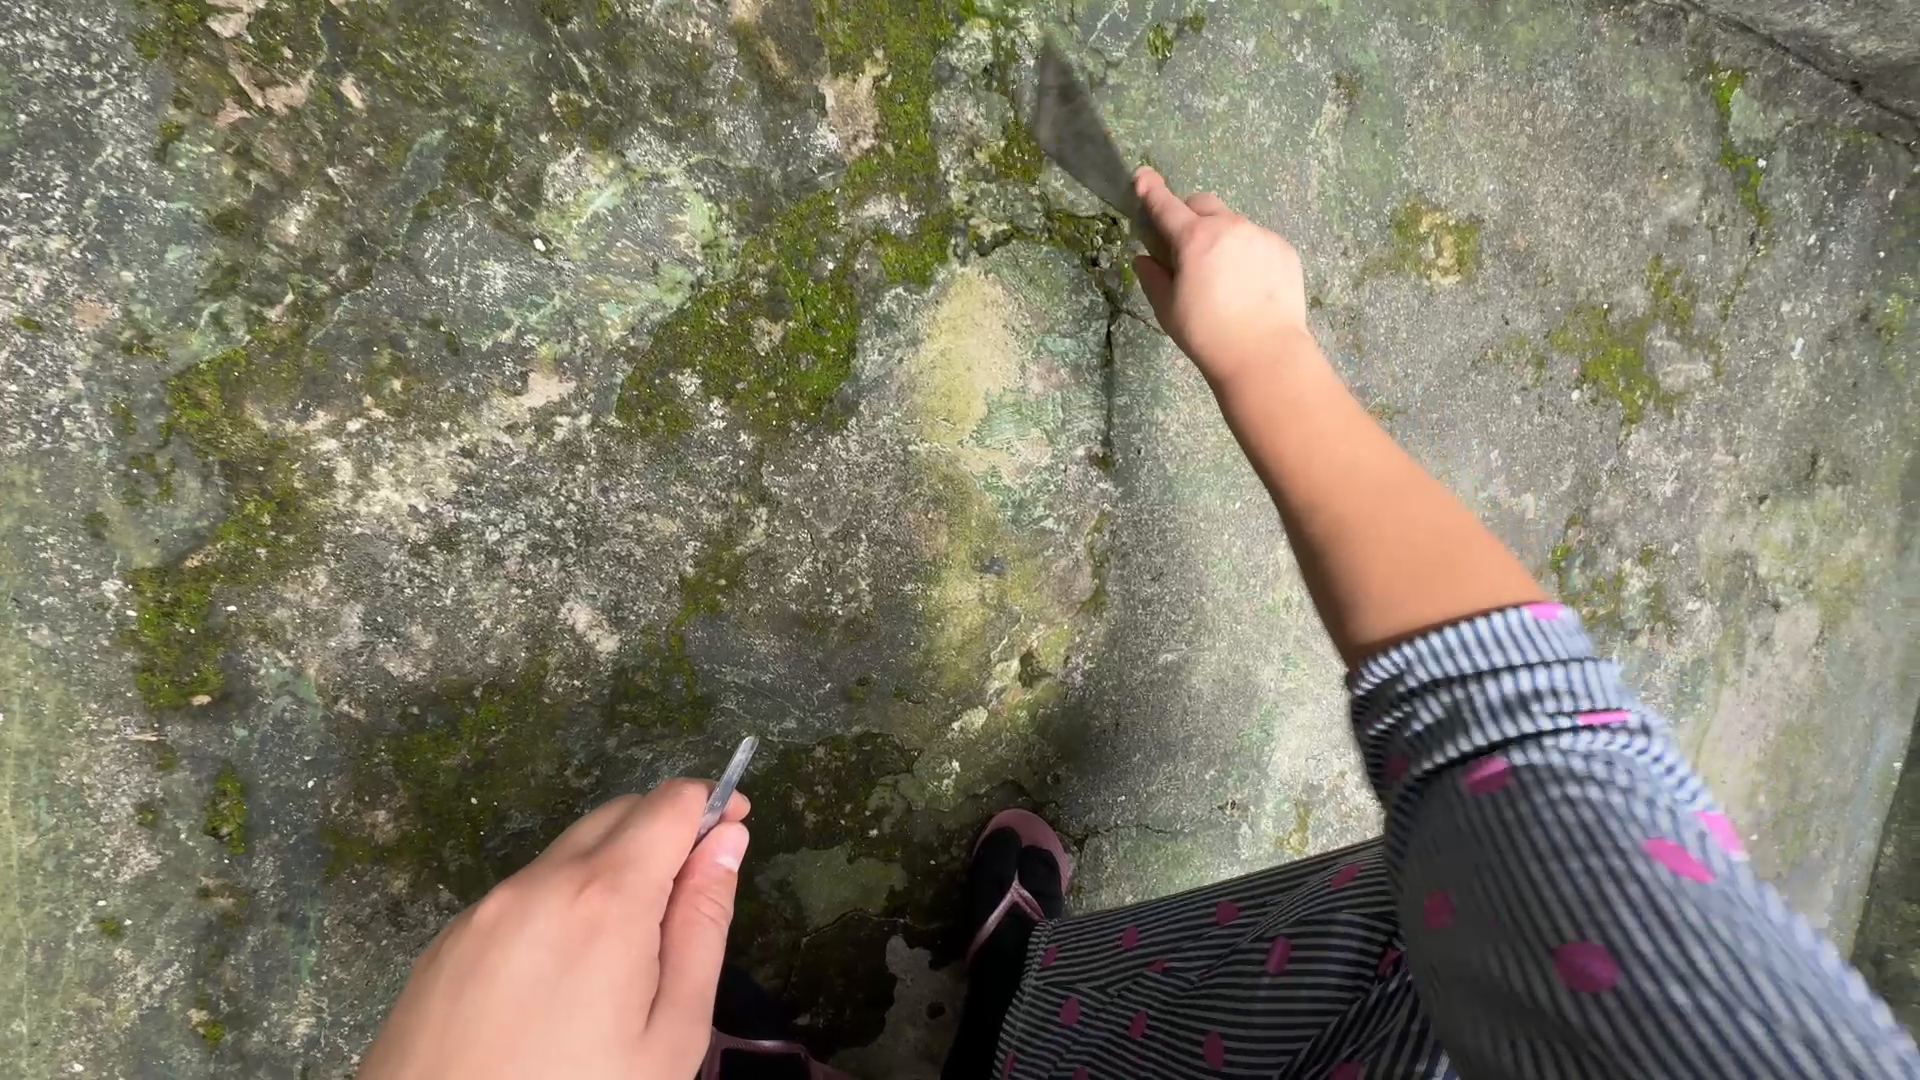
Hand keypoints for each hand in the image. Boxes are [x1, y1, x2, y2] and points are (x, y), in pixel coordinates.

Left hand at [358, 779, 750, 1079]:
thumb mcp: (673, 1031)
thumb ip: (705, 920)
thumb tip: (729, 839)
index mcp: (604, 896)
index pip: (672, 801)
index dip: (713, 804)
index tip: (734, 831)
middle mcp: (539, 882)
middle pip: (621, 813)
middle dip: (666, 831)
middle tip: (685, 901)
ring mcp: (481, 913)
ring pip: (570, 851)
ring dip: (613, 866)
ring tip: (621, 954)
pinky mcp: (442, 946)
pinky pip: (523, 893)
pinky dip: (561, 901)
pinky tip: (556, 979)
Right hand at [1132, 167, 1312, 387]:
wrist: (1263, 353)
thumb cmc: (1206, 335)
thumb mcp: (1167, 309)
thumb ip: (1153, 277)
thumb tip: (1144, 259)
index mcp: (1195, 240)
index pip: (1167, 206)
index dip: (1151, 191)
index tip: (1142, 176)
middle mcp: (1230, 227)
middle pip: (1202, 203)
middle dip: (1188, 215)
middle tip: (1183, 247)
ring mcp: (1260, 235)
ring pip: (1231, 223)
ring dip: (1218, 237)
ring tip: (1220, 277)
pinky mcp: (1283, 250)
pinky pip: (1256, 240)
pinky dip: (1243, 253)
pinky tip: (1245, 285)